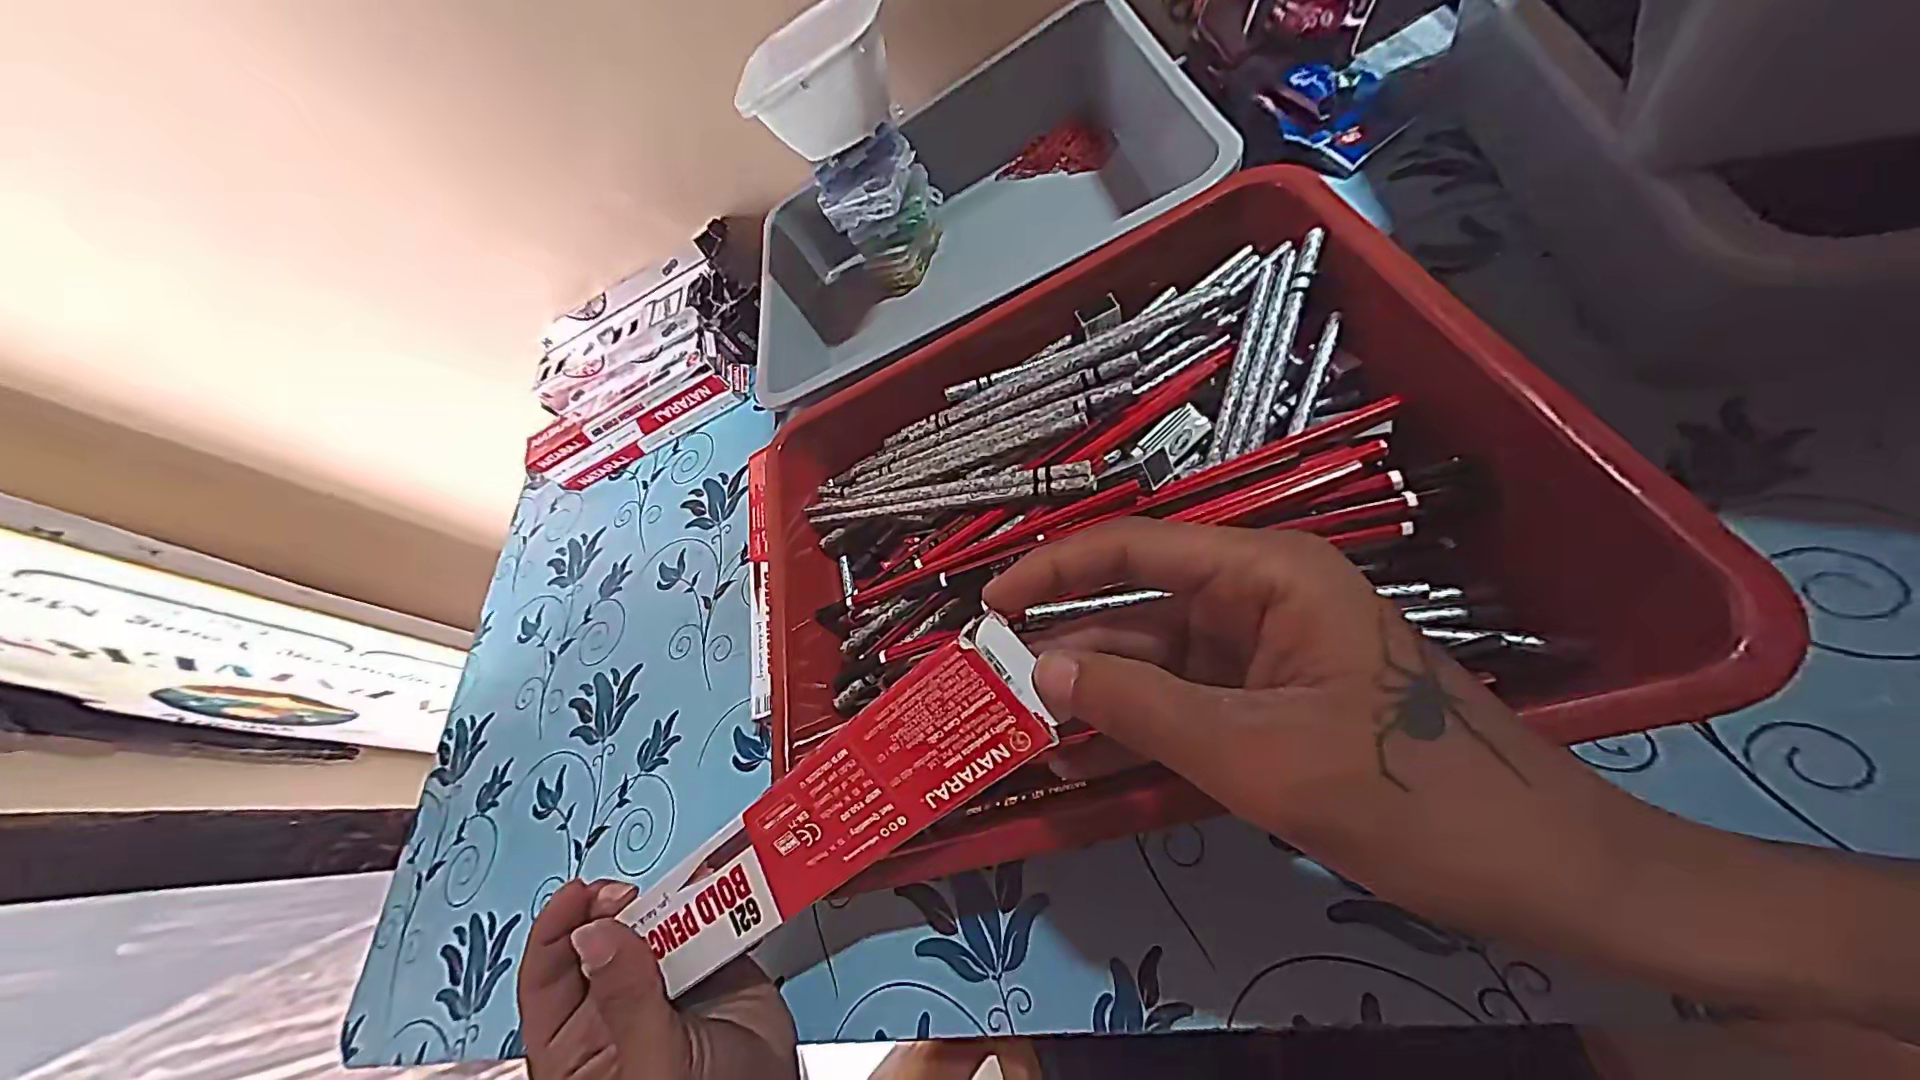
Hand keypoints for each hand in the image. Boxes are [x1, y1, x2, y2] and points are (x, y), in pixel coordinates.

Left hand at [517, 879, 796, 1079]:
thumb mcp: (652, 1065)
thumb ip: (626, 1001)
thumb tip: (592, 934)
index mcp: (579, 1046)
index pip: (550, 977)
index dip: (556, 930)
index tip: (577, 895)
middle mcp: (618, 1007)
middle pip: (604, 939)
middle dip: (615, 908)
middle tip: (630, 894)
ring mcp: (667, 982)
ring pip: (657, 924)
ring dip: (671, 900)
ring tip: (686, 890)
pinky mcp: (713, 961)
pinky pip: (707, 920)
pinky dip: (717, 899)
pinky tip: (722, 891)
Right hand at [986, 520, 1919, 1042]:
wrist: (1546, 872)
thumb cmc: (1412, 797)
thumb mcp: (1259, 754)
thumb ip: (1141, 707)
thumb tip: (1041, 671)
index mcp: (1263, 573)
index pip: (1132, 548)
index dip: (1052, 570)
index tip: (991, 604)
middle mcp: (1253, 596)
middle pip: (1133, 604)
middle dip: (1065, 641)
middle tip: (995, 680)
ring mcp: (1256, 650)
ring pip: (1150, 658)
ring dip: (1092, 692)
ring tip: (1025, 726)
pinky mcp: (1261, 698)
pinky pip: (1177, 699)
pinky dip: (1131, 725)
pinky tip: (1082, 756)